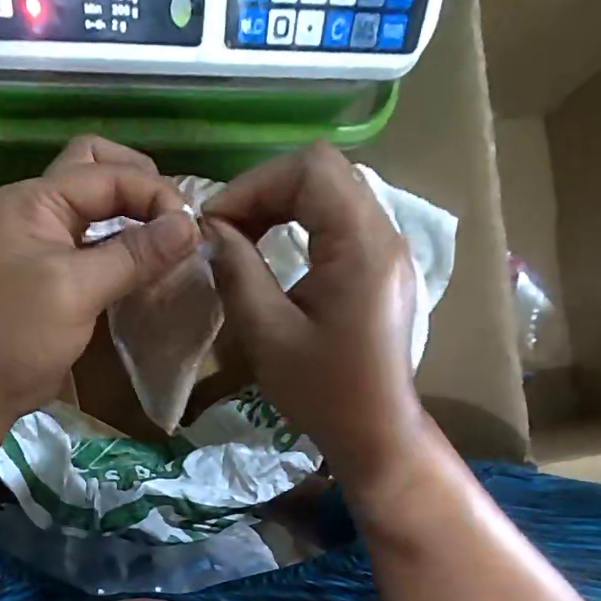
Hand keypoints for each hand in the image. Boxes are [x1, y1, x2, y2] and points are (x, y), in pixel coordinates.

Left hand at [0, 137, 199, 421]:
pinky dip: (115, 257)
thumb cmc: (10, 338)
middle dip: (139, 190)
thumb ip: (133, 254)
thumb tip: (192, 223)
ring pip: (91, 217)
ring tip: (168, 248)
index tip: (192, 233)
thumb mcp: (74, 290)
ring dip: (129, 224)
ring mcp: (34, 251)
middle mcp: (32, 215)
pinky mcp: (41, 287)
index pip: (106, 172)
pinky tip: (141, 278)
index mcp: (33, 200)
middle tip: (174, 224)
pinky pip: (85, 255)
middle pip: (93, 175)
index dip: (154, 194)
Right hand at [203, 142, 425, 483]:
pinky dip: (300, 221)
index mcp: (361, 246)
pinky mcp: (382, 265)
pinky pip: (340, 217)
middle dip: (264, 190)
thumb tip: (212, 230)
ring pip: (332, 189)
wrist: (376, 431)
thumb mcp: (267, 334)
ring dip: (280, 204)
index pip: (310, 169)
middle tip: (225, 230)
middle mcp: (384, 233)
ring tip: (243, 238)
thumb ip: (237, 272)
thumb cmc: (322, 390)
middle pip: (322, 171)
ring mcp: (388, 247)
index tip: (215, 224)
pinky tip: (274, 250)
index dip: (253, 185)